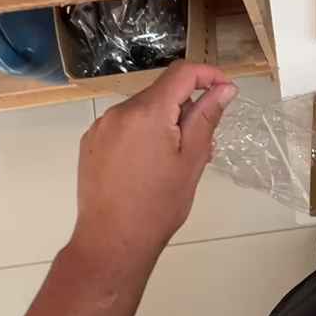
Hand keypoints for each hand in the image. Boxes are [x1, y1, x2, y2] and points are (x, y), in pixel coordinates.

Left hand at [68, 60, 237, 267]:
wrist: (112, 241)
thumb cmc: (158, 205)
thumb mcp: (192, 160)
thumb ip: (207, 117)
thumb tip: (225, 88)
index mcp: (148, 113)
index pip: (182, 73)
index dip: (208, 74)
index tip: (225, 89)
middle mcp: (120, 111)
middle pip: (162, 92)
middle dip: (186, 106)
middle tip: (202, 141)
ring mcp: (101, 126)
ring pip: (143, 109)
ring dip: (164, 121)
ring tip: (174, 159)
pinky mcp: (91, 142)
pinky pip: (124, 125)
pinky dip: (142, 133)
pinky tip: (147, 165)